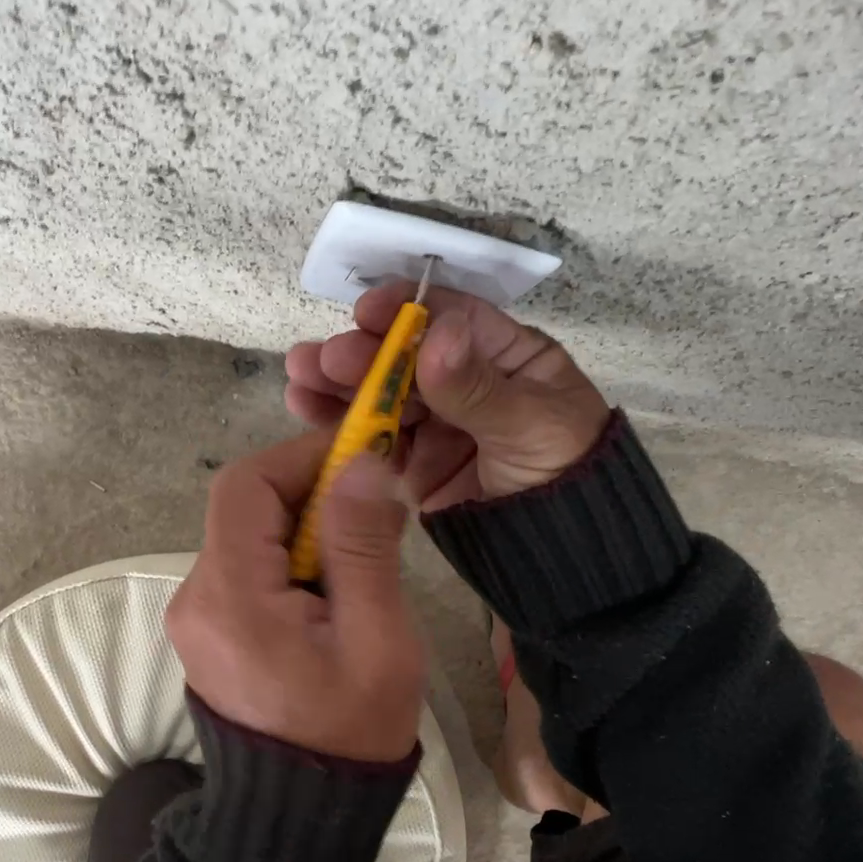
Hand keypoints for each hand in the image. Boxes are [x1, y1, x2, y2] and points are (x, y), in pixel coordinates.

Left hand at [166, 430, 423, 762]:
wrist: (297, 818)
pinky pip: (245, 571)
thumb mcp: (376, 641)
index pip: (244, 486)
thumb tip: (361, 465)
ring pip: (247, 537)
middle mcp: (195, 597)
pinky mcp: (206, 630)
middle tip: (374, 508)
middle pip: (243, 508)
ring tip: (361, 561)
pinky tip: (330, 593)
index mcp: (229, 596)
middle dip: (309, 494)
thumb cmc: (347, 735)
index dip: (300, 457)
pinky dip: (288, 561)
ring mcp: (194, 616)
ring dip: (303, 530)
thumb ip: (363, 547)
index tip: (360, 457)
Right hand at [284, 280, 611, 511]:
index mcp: (505, 356)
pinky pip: (371, 437)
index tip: (367, 310)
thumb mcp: (529, 425)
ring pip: (380, 394)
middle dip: (362, 353)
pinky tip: (305, 408)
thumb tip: (437, 334)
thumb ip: (477, 386)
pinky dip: (339, 424)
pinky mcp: (411, 461)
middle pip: (406, 357)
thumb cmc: (563, 474)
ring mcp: (435, 422)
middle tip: (325, 360)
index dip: (409, 311)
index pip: (454, 320)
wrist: (559, 551)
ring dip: (338, 384)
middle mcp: (464, 381)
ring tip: (299, 377)